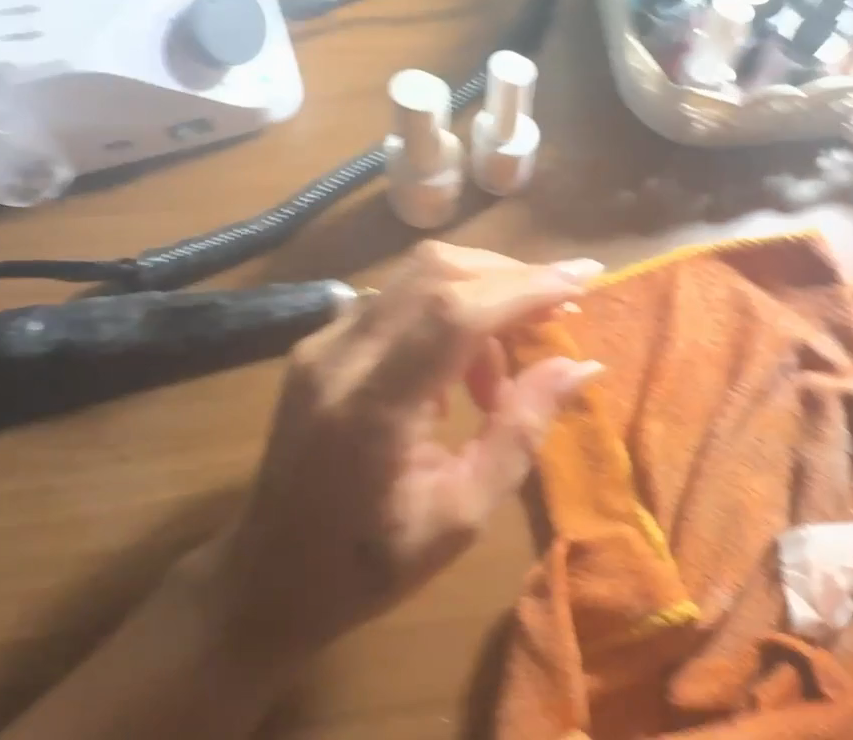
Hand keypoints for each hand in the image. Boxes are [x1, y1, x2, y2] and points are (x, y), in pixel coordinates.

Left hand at [208, 242, 603, 671]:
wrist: (265, 579)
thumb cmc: (369, 565)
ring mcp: (321, 344)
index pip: (455, 313)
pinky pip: (397, 301)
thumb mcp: (462, 515)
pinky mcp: (318, 344)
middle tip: (560, 313)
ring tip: (501, 379)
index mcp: (371, 407)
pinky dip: (445, 315)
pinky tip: (458, 374)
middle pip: (435, 273)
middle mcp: (339, 357)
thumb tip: (583, 365)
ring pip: (416, 277)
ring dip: (479, 298)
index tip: (587, 280)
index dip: (526, 288)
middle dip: (510, 279)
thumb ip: (521, 431)